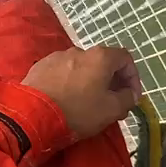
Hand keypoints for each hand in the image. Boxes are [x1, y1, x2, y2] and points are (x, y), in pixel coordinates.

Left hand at [21, 46, 142, 140]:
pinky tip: (65, 99)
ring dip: (90, 81)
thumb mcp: (111, 110)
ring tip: (87, 102)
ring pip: (81, 67)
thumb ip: (127, 99)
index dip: (133, 77)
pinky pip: (62, 72)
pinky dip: (70, 82)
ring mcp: (57, 56)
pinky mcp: (40, 66)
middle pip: (103, 62)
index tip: (131, 97)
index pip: (125, 59)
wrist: (32, 115)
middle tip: (112, 103)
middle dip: (111, 82)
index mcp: (100, 57)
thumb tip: (130, 94)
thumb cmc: (78, 111)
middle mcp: (79, 50)